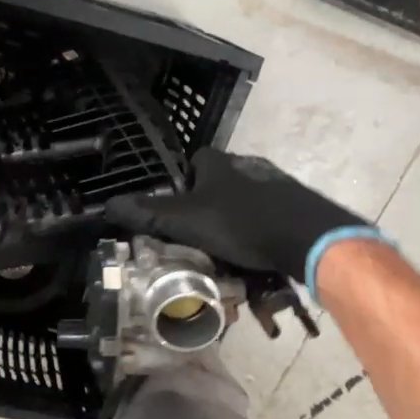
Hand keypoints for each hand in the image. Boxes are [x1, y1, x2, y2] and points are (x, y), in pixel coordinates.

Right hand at [103, 150, 370, 281]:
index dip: (182, 183)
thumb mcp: (186, 221)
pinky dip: (259, 234)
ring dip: (234, 223)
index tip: (175, 211)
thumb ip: (149, 214)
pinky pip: (268, 219)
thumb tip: (109, 205)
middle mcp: (248, 166)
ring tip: (225, 252)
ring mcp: (277, 186)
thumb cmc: (242, 223)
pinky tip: (256, 257)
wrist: (310, 238)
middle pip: (219, 184)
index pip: (194, 162)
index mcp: (219, 163)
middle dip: (208, 207)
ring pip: (244, 203)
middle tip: (197, 237)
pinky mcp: (298, 207)